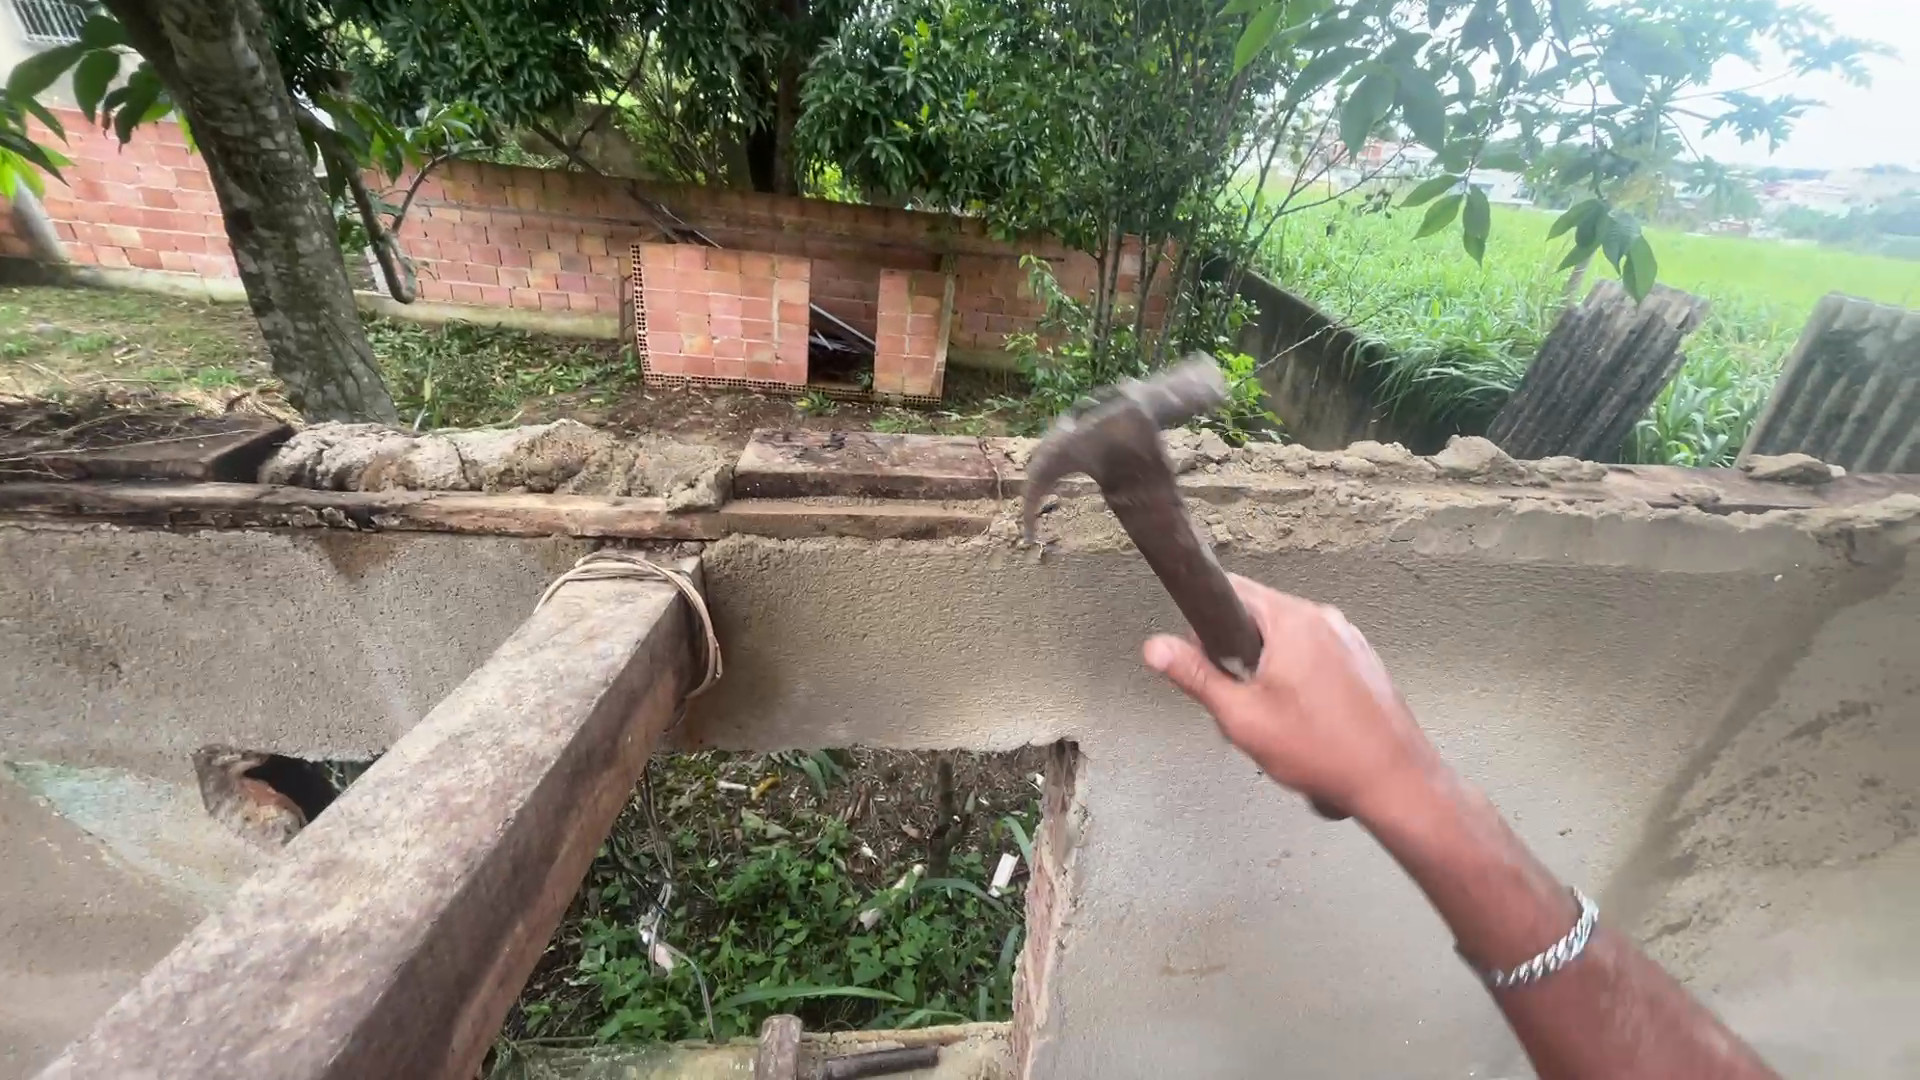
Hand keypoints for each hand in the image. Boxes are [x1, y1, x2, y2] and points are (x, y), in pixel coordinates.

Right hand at [1142, 574, 1442, 820]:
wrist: (1398, 785)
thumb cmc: (1322, 750)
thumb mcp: (1240, 716)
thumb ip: (1195, 675)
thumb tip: (1154, 647)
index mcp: (1292, 619)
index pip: (1230, 589)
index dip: (1205, 623)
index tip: (1204, 658)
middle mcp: (1323, 618)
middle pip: (1257, 617)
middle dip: (1238, 654)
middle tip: (1240, 698)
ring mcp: (1348, 638)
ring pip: (1285, 639)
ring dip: (1268, 668)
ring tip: (1275, 716)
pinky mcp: (1363, 660)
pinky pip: (1314, 655)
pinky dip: (1298, 678)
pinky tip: (1303, 719)